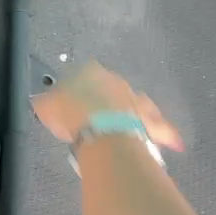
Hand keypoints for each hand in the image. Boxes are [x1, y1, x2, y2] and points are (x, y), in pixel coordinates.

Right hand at [33, 62, 184, 151]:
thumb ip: (46, 103)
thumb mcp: (46, 107)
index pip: (84, 74)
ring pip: (138, 104)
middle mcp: (116, 81)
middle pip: (112, 88)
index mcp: (89, 72)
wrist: (102, 130)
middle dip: (107, 99)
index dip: (79, 88)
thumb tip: (41, 102)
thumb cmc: (70, 114)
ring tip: (130, 125)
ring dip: (135, 112)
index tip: (74, 101)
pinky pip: (159, 126)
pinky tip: (174, 142)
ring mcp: (135, 99)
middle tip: (99, 115)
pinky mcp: (150, 119)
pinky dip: (165, 133)